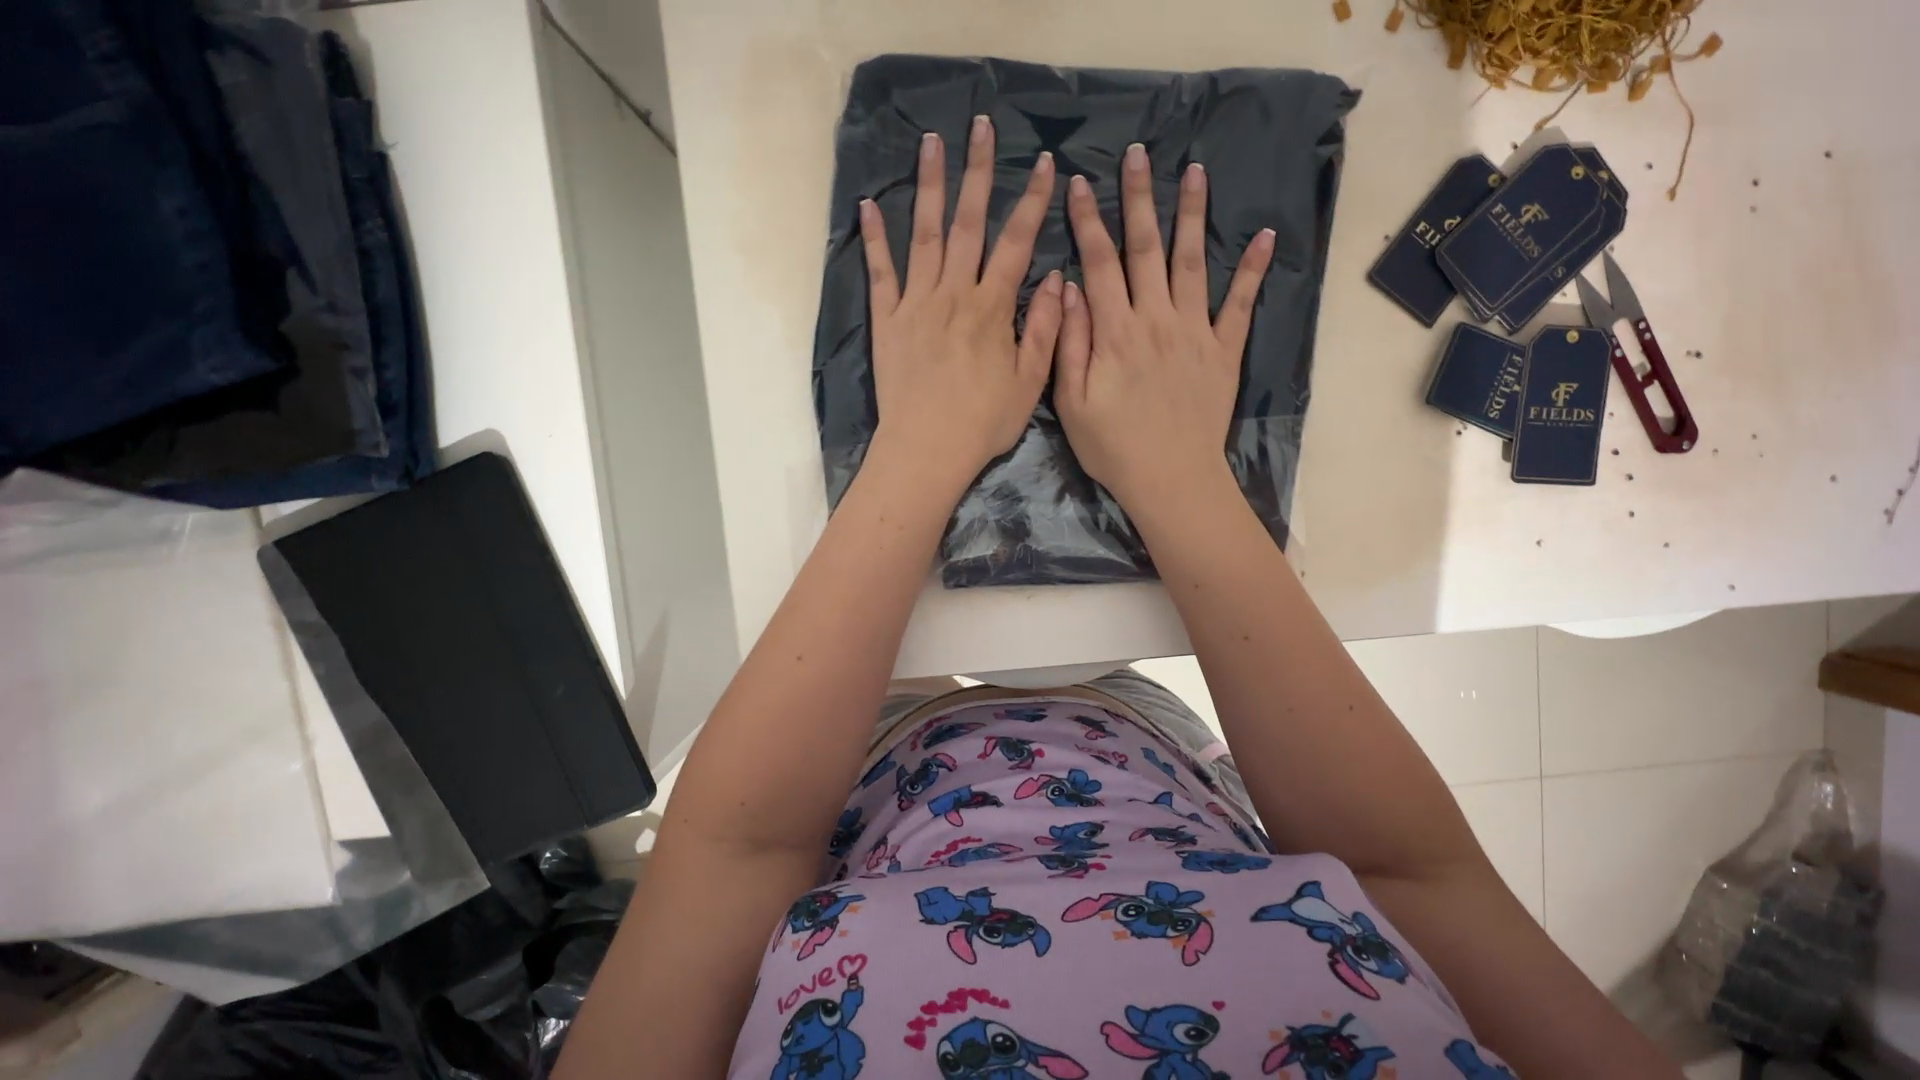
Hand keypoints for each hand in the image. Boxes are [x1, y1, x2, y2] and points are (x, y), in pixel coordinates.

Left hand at [860, 116, 1061, 486]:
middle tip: (981, 126)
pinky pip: (880, 272)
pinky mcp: (886, 321)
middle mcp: (954, 294)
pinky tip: (868, 205)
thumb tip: (1057, 281)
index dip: (1031, 202)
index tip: (1043, 164)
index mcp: (992, 309)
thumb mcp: (1029, 383)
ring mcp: (916, 304)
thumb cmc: (982, 424)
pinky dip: (874, 238)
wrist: (926, 450)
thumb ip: (1044, 330)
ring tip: (931, 143)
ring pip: (924, 235)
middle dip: (978, 172)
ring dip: (929, 186)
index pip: (1016, 243)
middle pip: (968, 224)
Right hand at [1052, 143, 1275, 510]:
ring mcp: (1195, 332)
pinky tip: (1263, 235)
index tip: (1080, 183)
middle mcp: (1156, 320)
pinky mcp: (1224, 350)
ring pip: (1191, 262)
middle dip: (1139, 198)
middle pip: (1146, 248)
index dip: (1088, 221)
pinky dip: (1252, 270)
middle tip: (1137, 153)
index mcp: (1115, 332)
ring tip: (1195, 171)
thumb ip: (1070, 342)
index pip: (1099, 263)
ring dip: (1192, 215)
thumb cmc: (1114, 448)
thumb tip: (1068, 287)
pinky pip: (1240, 304)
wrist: (1172, 479)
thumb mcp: (1072, 403)